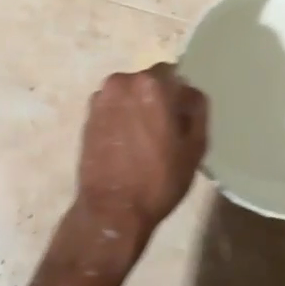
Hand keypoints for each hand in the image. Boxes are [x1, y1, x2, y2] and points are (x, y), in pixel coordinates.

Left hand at [75, 63, 208, 236]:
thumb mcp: (194, 147)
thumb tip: (189, 94)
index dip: (181, 97)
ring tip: (144, 140)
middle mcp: (123, 82)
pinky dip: (121, 117)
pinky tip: (126, 144)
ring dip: (138, 107)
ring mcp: (101, 98)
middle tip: (165, 130)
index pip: (175, 75)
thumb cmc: (158, 180)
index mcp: (152, 84)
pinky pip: (114, 107)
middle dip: (159, 99)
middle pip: (150, 82)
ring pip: (130, 94)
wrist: (112, 210)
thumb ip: (197, 110)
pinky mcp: (87, 115)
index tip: (183, 119)